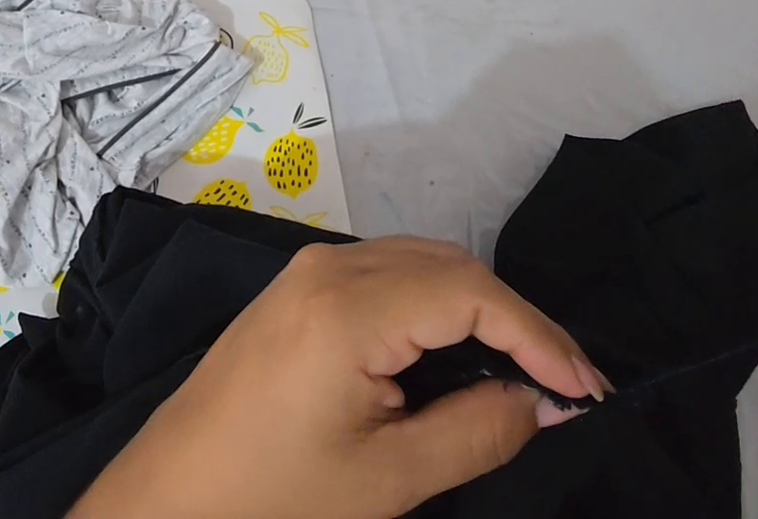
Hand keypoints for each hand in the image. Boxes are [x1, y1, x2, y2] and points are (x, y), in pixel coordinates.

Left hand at [69, 236, 608, 518]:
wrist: (172, 494)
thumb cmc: (276, 495)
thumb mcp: (388, 477)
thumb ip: (477, 430)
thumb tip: (542, 400)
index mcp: (348, 305)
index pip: (469, 292)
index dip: (537, 335)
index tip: (586, 390)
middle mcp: (329, 266)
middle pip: (446, 265)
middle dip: (511, 317)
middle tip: (561, 381)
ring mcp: (309, 269)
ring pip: (418, 262)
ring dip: (474, 305)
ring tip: (519, 366)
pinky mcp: (300, 285)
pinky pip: (385, 272)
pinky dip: (432, 301)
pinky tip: (452, 346)